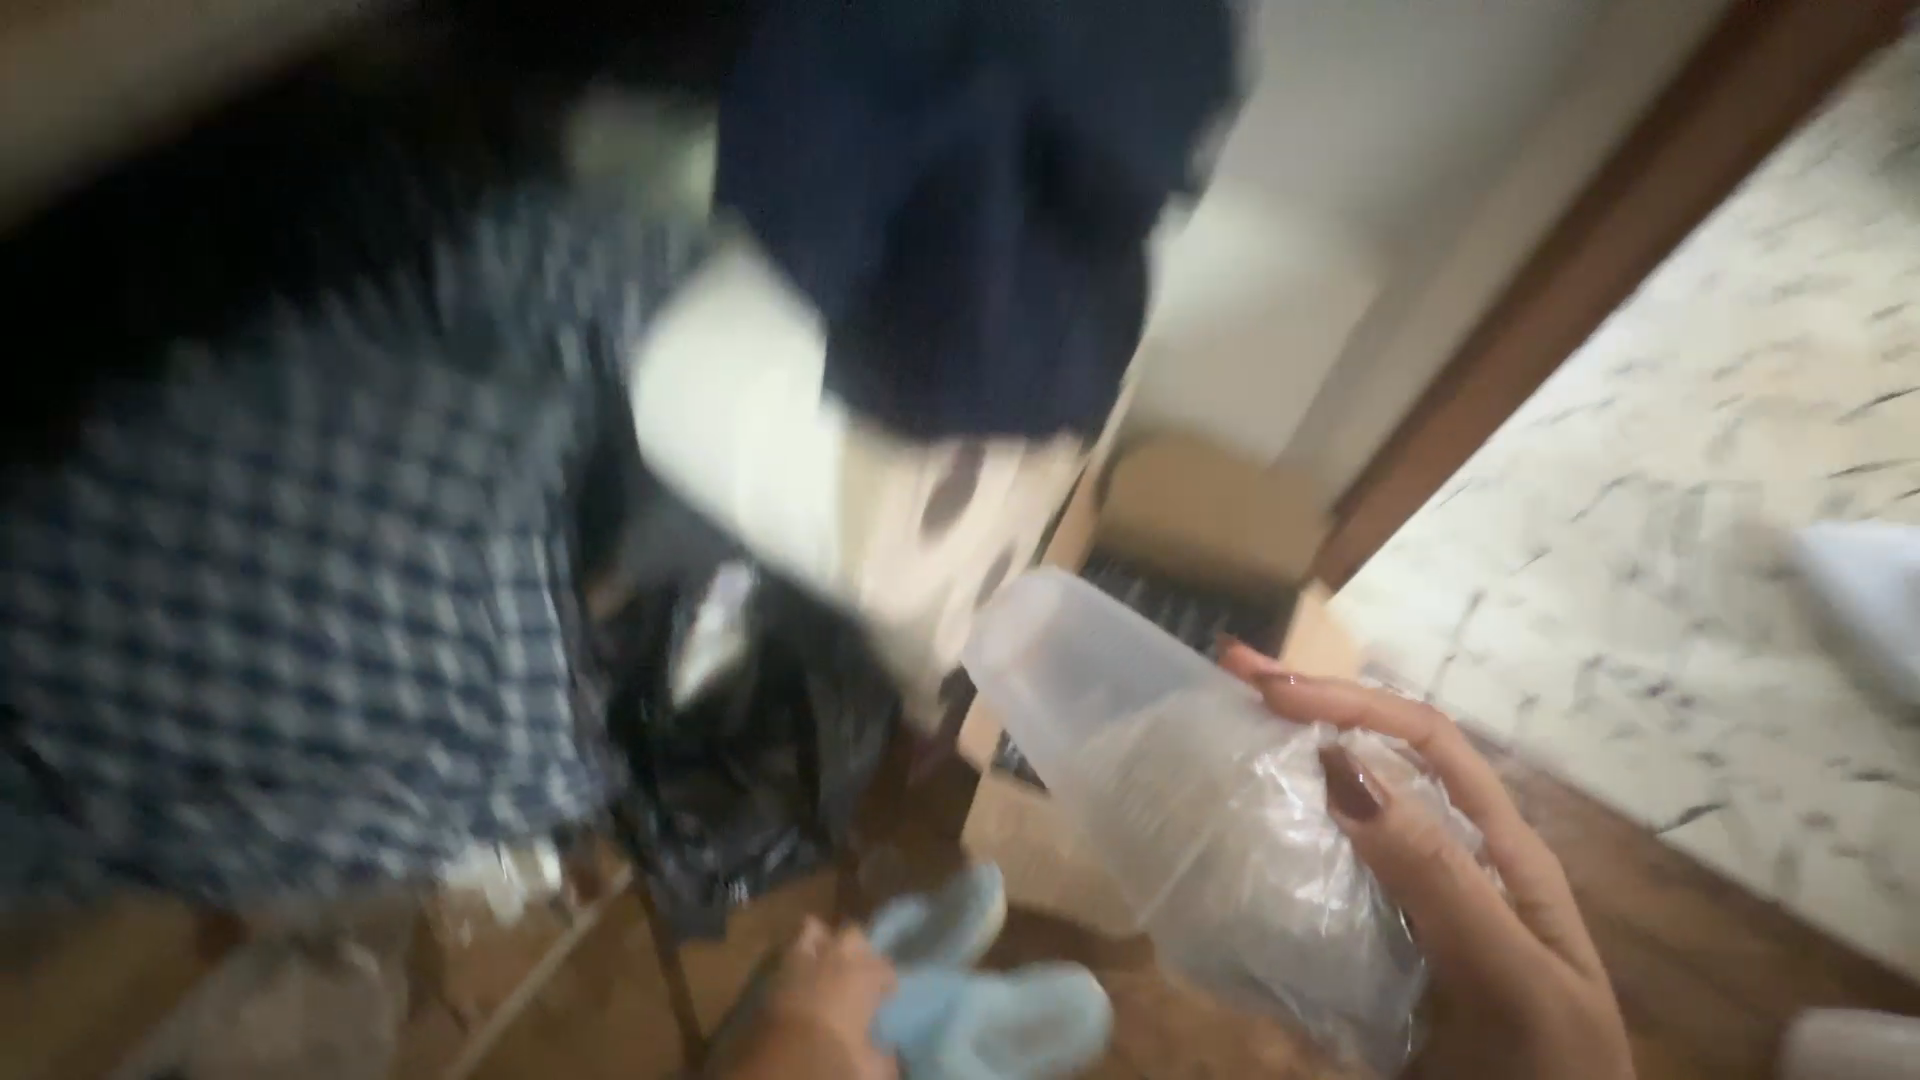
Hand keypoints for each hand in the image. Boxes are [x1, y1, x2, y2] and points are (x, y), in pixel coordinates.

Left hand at [726, 919, 898, 1079]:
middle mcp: (836, 957)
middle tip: (857, 972)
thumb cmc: (832, 1061)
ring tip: (824, 960)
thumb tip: (889, 1053)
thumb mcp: (869, 1069)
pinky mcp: (773, 970)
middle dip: (857, 949)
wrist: (777, 1063)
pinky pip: (786, 950)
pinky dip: (794, 957)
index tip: (886, 996)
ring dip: (822, 942)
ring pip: (815, 930)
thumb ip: (884, 1057)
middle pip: (853, 935)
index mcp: (864, 976)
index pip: (885, 968)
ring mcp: (803, 959)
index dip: (887, 981)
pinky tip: (796, 972)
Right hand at [1219, 644, 1633, 1079]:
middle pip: (1371, 758)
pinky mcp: (1355, 941)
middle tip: (1229, 675)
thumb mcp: (1512, 981)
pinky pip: (1306, 878)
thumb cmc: (1542, 1076)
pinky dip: (1267, 844)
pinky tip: (1229, 835)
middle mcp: (1441, 856)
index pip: (1426, 741)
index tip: (1271, 692)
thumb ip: (1438, 879)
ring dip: (1279, 765)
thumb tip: (1339, 764)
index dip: (1351, 701)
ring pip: (1331, 811)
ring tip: (1220, 738)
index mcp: (1495, 848)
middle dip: (1305, 706)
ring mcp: (1394, 898)